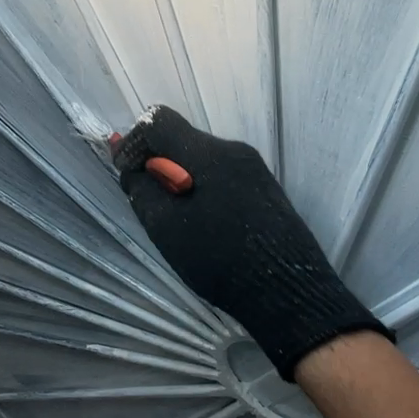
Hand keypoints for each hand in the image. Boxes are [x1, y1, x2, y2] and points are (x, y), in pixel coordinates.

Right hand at [114, 107, 390, 379]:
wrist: (292, 297)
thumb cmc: (220, 260)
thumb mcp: (164, 226)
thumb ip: (140, 186)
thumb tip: (126, 161)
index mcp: (207, 153)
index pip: (158, 120)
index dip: (136, 142)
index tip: (132, 175)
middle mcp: (233, 150)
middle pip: (180, 139)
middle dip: (159, 164)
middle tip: (152, 203)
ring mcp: (254, 169)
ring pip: (201, 159)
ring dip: (182, 179)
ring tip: (180, 220)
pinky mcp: (267, 189)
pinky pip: (223, 175)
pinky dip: (205, 189)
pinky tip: (208, 225)